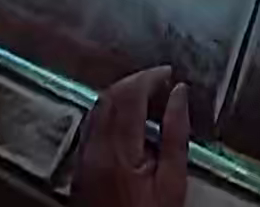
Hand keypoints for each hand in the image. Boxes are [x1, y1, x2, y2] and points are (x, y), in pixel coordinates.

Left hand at [74, 66, 190, 206]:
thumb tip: (180, 94)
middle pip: (111, 95)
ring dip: (123, 94)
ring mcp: (84, 161)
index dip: (151, 76)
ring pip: (98, 108)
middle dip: (137, 81)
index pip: (131, 93)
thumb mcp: (172, 183)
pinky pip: (92, 126)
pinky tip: (129, 122)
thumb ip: (176, 133)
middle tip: (161, 83)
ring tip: (148, 99)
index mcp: (119, 152)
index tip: (169, 75)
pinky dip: (111, 112)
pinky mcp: (79, 171)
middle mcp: (95, 152)